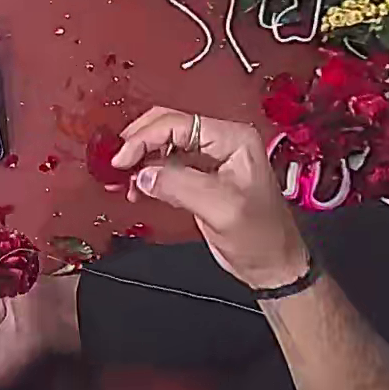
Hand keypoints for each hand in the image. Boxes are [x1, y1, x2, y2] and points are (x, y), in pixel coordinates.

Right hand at [110, 107, 310, 289]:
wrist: (273, 266)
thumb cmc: (259, 237)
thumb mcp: (222, 209)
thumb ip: (180, 186)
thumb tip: (142, 174)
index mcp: (233, 138)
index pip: (179, 124)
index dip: (146, 138)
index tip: (121, 160)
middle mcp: (221, 141)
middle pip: (169, 127)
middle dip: (139, 142)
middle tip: (115, 165)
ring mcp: (209, 159)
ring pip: (164, 145)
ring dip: (140, 159)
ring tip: (122, 180)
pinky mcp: (199, 178)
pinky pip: (166, 165)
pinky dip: (147, 174)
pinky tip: (135, 188)